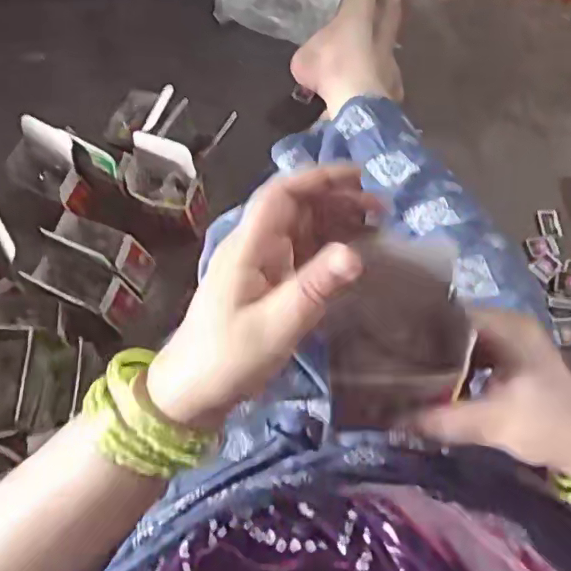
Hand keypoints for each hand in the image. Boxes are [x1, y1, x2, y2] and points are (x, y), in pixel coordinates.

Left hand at [146, 163, 381, 430]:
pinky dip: (328, 247)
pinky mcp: (266, 284)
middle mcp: (254, 247)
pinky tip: (351, 253)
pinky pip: (301, 253)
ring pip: (301, 228)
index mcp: (249, 246)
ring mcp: (260, 265)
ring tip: (374, 226)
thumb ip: (315, 287)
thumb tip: (355, 254)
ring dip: (335, 221)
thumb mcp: (277, 325)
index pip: (282, 194)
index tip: (359, 178)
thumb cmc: (228, 357)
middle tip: (379, 209)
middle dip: (336, 199)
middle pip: (296, 207)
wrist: (191, 393)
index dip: (319, 179)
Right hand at [408, 308, 570, 477]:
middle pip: (454, 326)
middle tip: (394, 361)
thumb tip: (393, 419)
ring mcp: (512, 343)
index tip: (392, 344)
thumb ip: (441, 419)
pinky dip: (454, 369)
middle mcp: (509, 325)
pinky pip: (473, 357)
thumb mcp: (492, 423)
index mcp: (508, 326)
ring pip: (462, 343)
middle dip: (426, 345)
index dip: (420, 328)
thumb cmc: (547, 425)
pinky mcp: (512, 362)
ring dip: (439, 359)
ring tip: (407, 372)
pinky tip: (434, 384)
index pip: (450, 313)